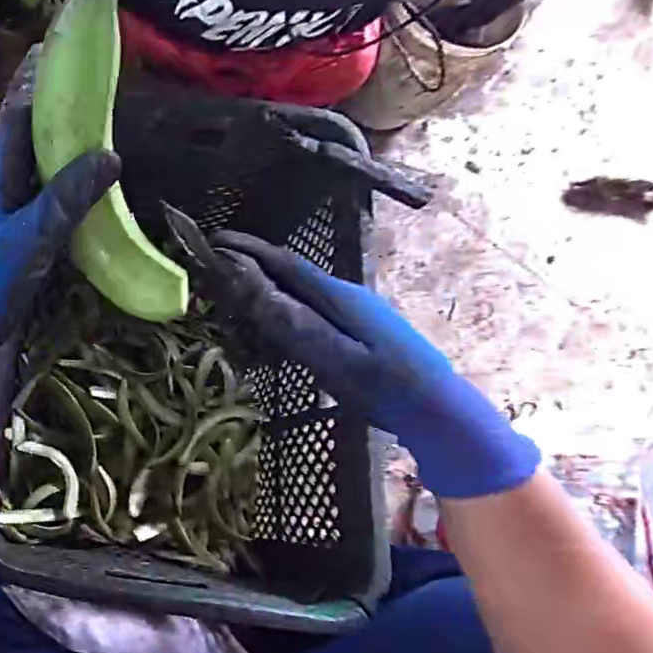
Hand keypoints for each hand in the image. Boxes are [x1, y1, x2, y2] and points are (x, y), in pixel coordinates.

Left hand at [0, 62, 120, 399]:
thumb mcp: (29, 239)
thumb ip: (66, 199)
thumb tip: (109, 155)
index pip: (15, 116)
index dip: (35, 81)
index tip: (57, 47)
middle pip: (27, 139)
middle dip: (55, 110)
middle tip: (91, 86)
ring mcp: (5, 216)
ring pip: (37, 171)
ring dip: (62, 149)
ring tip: (97, 127)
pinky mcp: (16, 241)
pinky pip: (44, 202)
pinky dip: (65, 188)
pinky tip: (87, 188)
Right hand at [207, 230, 538, 497]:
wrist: (438, 411)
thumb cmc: (388, 389)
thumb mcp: (338, 358)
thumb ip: (295, 323)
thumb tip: (252, 287)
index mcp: (338, 297)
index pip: (285, 263)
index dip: (248, 250)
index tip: (214, 242)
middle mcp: (344, 295)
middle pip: (290, 273)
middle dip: (251, 267)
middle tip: (213, 273)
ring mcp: (352, 311)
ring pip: (298, 292)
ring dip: (265, 288)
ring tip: (232, 297)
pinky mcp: (355, 329)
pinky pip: (308, 309)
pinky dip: (281, 308)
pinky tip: (271, 325)